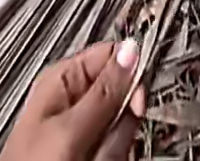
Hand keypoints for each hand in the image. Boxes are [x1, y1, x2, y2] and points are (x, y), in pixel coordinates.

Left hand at [0, 38, 145, 160]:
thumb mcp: (70, 128)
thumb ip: (104, 91)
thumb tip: (131, 49)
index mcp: (63, 79)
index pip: (111, 55)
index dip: (129, 73)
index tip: (136, 98)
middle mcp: (74, 99)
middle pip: (119, 95)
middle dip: (118, 121)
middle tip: (102, 143)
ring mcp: (81, 128)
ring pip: (119, 127)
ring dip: (113, 146)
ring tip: (92, 158)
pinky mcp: (88, 152)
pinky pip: (113, 149)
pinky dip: (109, 157)